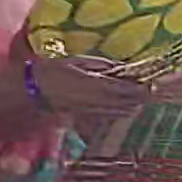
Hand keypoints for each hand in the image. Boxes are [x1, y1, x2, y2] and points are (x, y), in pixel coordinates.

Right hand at [28, 54, 152, 113]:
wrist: (31, 92)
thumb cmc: (52, 72)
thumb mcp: (77, 62)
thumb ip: (101, 65)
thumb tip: (120, 66)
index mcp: (103, 87)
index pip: (134, 91)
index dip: (146, 87)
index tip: (150, 80)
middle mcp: (105, 103)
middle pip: (134, 103)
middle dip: (143, 96)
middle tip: (147, 87)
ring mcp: (99, 113)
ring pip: (127, 112)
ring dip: (134, 104)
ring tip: (135, 94)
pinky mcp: (93, 118)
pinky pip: (115, 116)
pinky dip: (123, 110)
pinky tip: (122, 103)